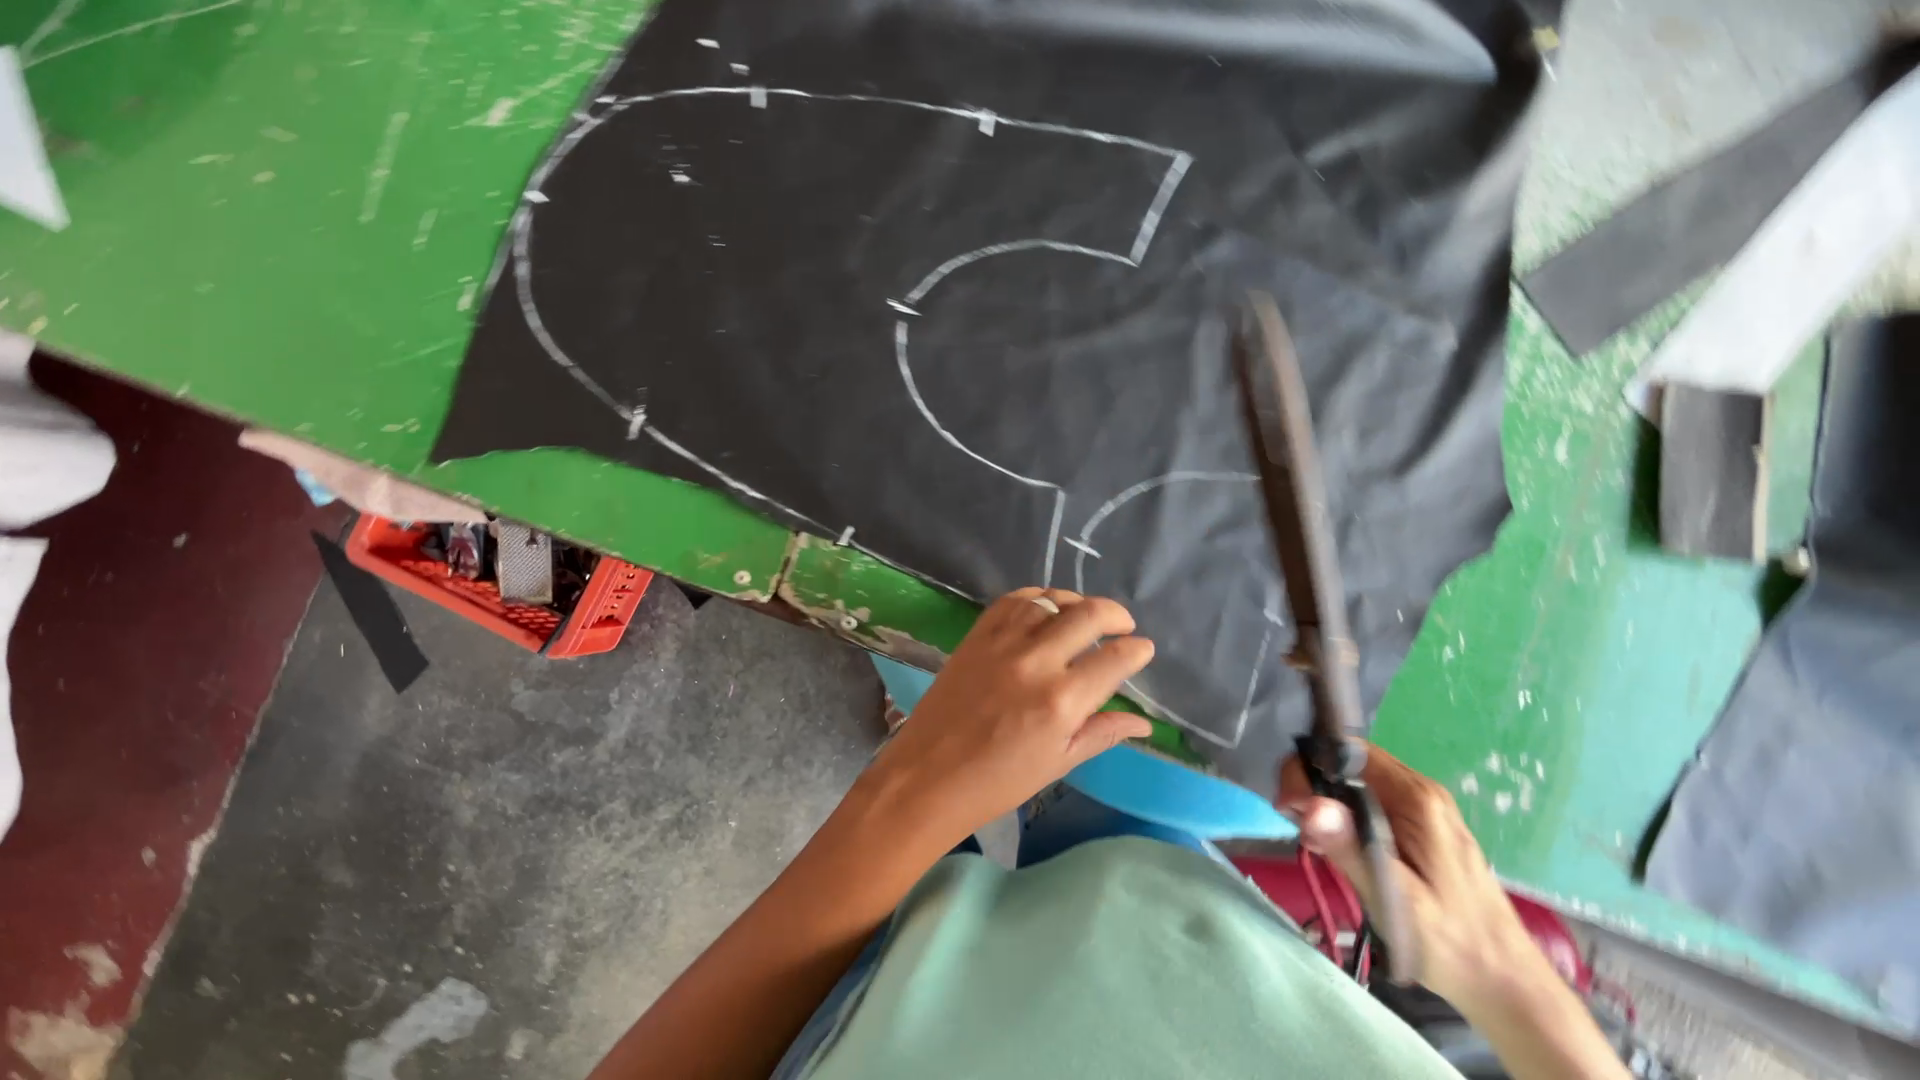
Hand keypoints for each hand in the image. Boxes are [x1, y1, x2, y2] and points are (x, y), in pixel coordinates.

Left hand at [860, 587, 1154, 844]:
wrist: (928, 777)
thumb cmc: (997, 782)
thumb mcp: (1057, 763)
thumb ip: (1101, 733)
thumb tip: (1143, 721)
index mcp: (1062, 701)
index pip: (1114, 660)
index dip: (1136, 650)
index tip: (1143, 649)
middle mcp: (1036, 663)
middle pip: (1088, 616)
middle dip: (1116, 616)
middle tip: (1123, 625)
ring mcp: (1003, 644)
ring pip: (1052, 601)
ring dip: (1077, 603)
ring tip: (1086, 615)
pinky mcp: (976, 636)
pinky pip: (1014, 601)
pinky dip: (1038, 598)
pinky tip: (1047, 608)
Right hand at [1278, 742, 1548, 1014]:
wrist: (1507, 984)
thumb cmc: (1452, 943)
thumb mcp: (1395, 898)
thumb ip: (1352, 849)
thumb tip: (1309, 804)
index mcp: (1417, 800)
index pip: (1348, 752)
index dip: (1309, 769)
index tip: (1290, 809)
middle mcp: (1422, 793)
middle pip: (1350, 764)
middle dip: (1314, 789)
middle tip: (1302, 834)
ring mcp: (1424, 810)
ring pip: (1358, 784)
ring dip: (1328, 806)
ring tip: (1320, 847)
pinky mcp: (1422, 829)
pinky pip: (1372, 804)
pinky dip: (1347, 820)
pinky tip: (1343, 853)